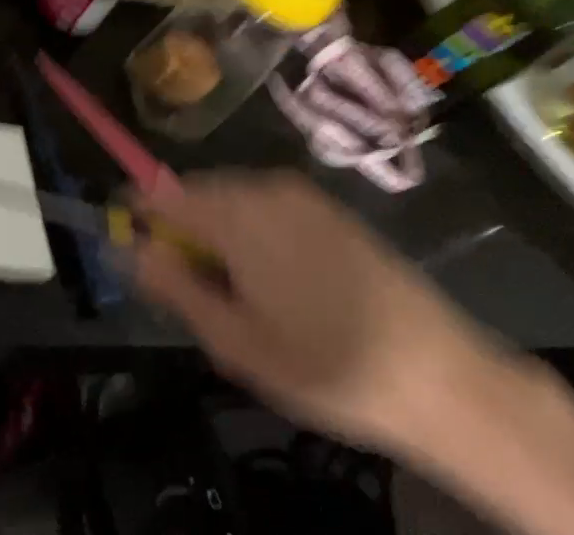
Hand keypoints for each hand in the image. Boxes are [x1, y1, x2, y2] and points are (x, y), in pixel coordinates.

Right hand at [129, 171, 509, 453]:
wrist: (447, 383)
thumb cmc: (326, 366)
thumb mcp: (233, 340)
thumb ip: (172, 286)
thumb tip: (126, 248)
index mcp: (237, 215)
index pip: (157, 196)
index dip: (138, 224)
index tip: (141, 267)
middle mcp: (268, 190)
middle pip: (195, 198)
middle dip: (184, 239)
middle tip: (201, 303)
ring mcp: (306, 199)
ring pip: (231, 205)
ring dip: (220, 242)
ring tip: (244, 304)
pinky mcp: (334, 214)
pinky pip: (268, 212)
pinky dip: (255, 240)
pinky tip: (281, 292)